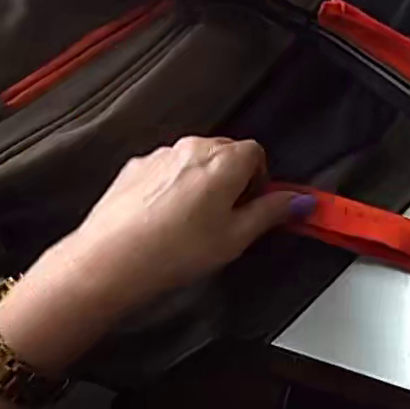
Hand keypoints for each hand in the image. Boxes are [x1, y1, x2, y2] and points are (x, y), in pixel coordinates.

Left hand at [0, 137, 308, 363]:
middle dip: (234, 179)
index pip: (257, 153)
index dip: (260, 180)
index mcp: (224, 161)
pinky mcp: (136, 167)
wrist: (110, 260)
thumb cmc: (172, 250)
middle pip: (227, 153)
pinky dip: (174, 185)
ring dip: (203, 182)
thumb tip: (299, 201)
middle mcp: (193, 148)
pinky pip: (168, 168)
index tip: (255, 204)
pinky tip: (167, 219)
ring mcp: (161, 155)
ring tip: (193, 223)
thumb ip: (272, 212)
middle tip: (228, 217)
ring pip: (196, 160)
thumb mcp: (236, 237)